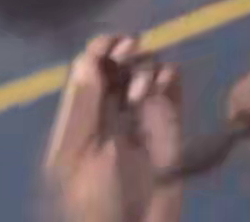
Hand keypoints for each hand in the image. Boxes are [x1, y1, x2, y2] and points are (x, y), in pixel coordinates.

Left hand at [44, 36, 182, 221]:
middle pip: (121, 59)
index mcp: (83, 116)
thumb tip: (87, 57)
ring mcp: (142, 112)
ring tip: (141, 93)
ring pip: (147, 66)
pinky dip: (168, 75)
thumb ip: (83, 107)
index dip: (101, 48)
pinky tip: (163, 87)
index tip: (113, 43)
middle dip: (126, 49)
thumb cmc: (94, 207)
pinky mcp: (169, 119)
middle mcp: (112, 107)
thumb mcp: (77, 160)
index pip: (90, 66)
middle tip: (130, 51)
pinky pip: (172, 83)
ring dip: (145, 66)